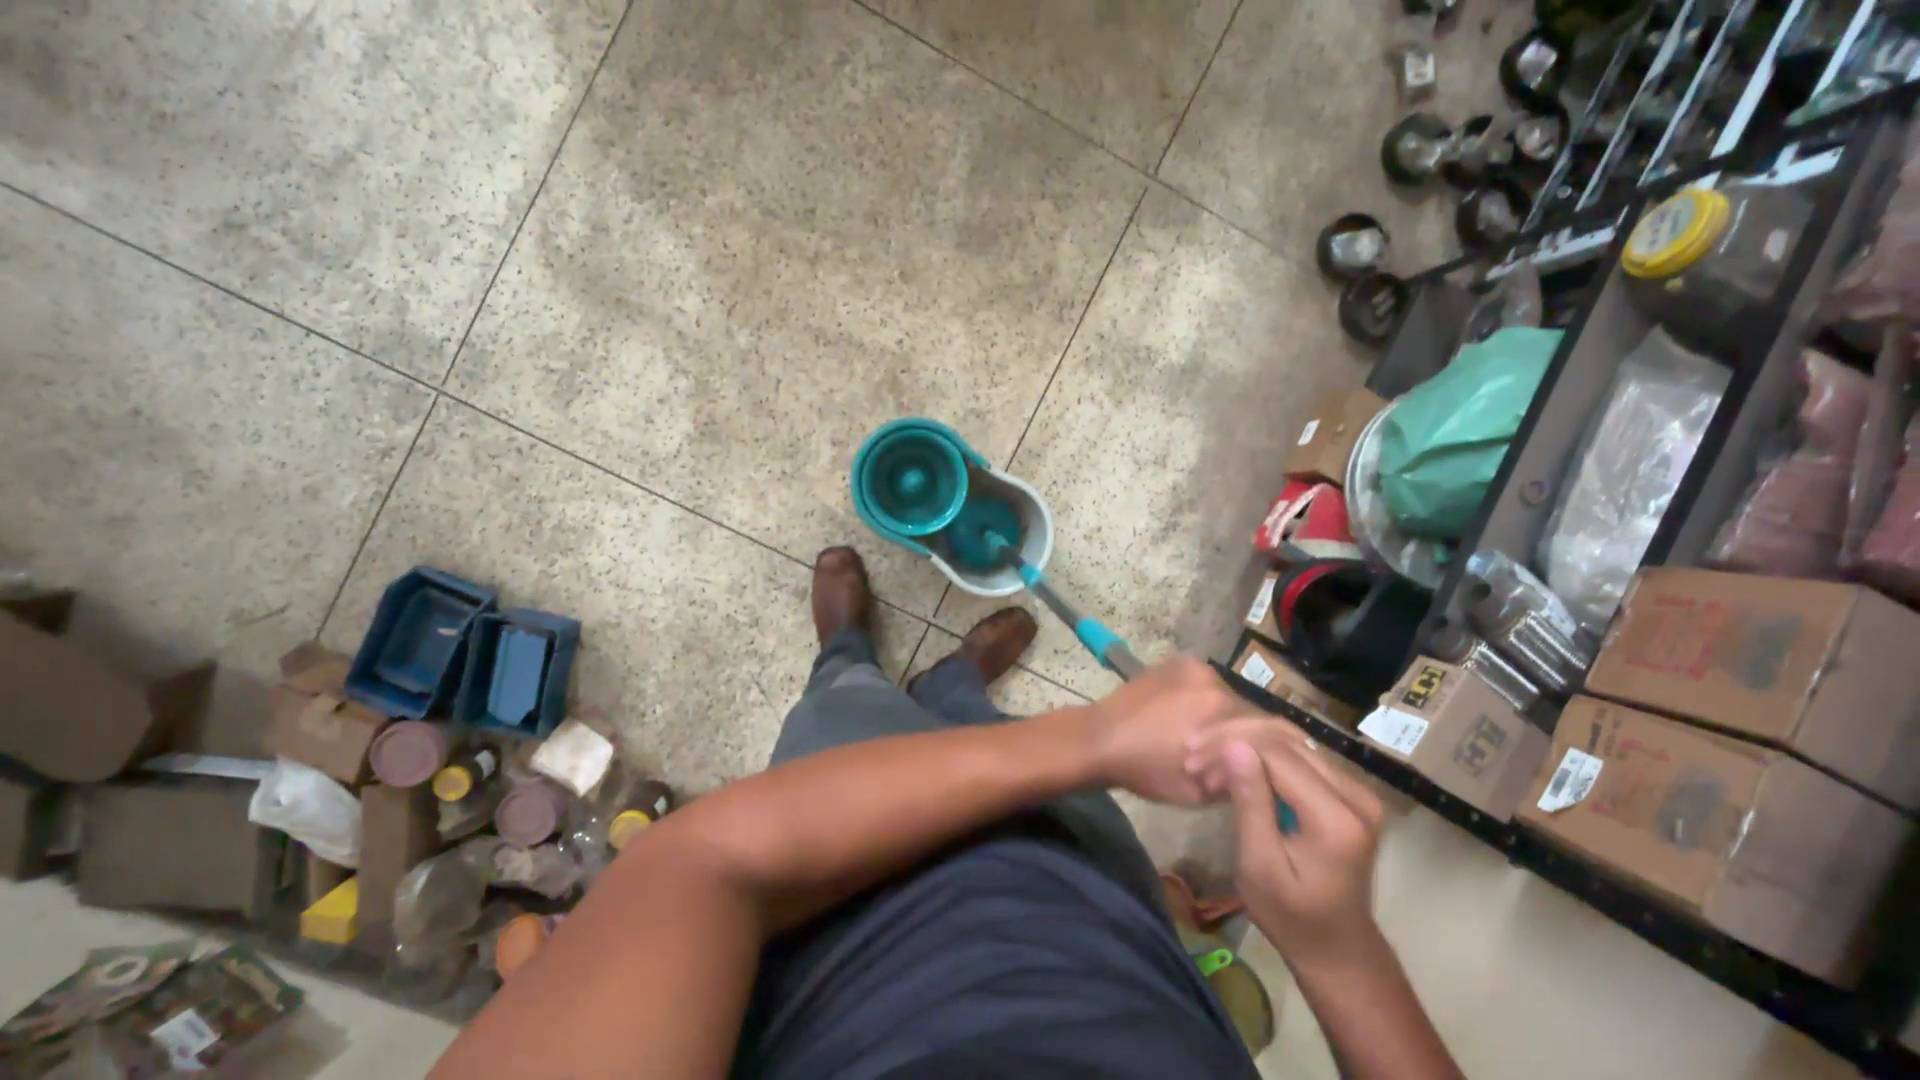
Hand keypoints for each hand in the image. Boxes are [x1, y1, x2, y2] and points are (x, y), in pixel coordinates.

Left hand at [1085, 656, 1264, 805]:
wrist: (1099, 739)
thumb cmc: (1146, 770)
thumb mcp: (1198, 792)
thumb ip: (1237, 779)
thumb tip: (1257, 769)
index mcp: (1222, 710)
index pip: (1265, 730)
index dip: (1260, 751)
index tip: (1249, 766)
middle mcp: (1213, 681)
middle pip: (1245, 710)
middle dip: (1240, 733)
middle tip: (1226, 753)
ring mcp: (1193, 666)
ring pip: (1225, 695)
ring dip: (1221, 713)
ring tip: (1203, 734)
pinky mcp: (1176, 661)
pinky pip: (1203, 682)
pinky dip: (1201, 698)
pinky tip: (1186, 715)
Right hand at [1184, 719, 1386, 970]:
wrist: (1337, 948)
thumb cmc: (1290, 916)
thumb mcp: (1259, 865)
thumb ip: (1250, 802)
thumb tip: (1232, 746)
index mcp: (1337, 818)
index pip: (1278, 754)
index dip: (1230, 748)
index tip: (1190, 762)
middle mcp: (1358, 796)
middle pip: (1288, 741)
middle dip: (1234, 739)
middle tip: (1192, 755)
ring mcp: (1359, 792)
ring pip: (1294, 743)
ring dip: (1247, 744)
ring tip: (1206, 759)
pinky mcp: (1351, 794)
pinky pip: (1303, 759)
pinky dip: (1265, 757)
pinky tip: (1235, 767)